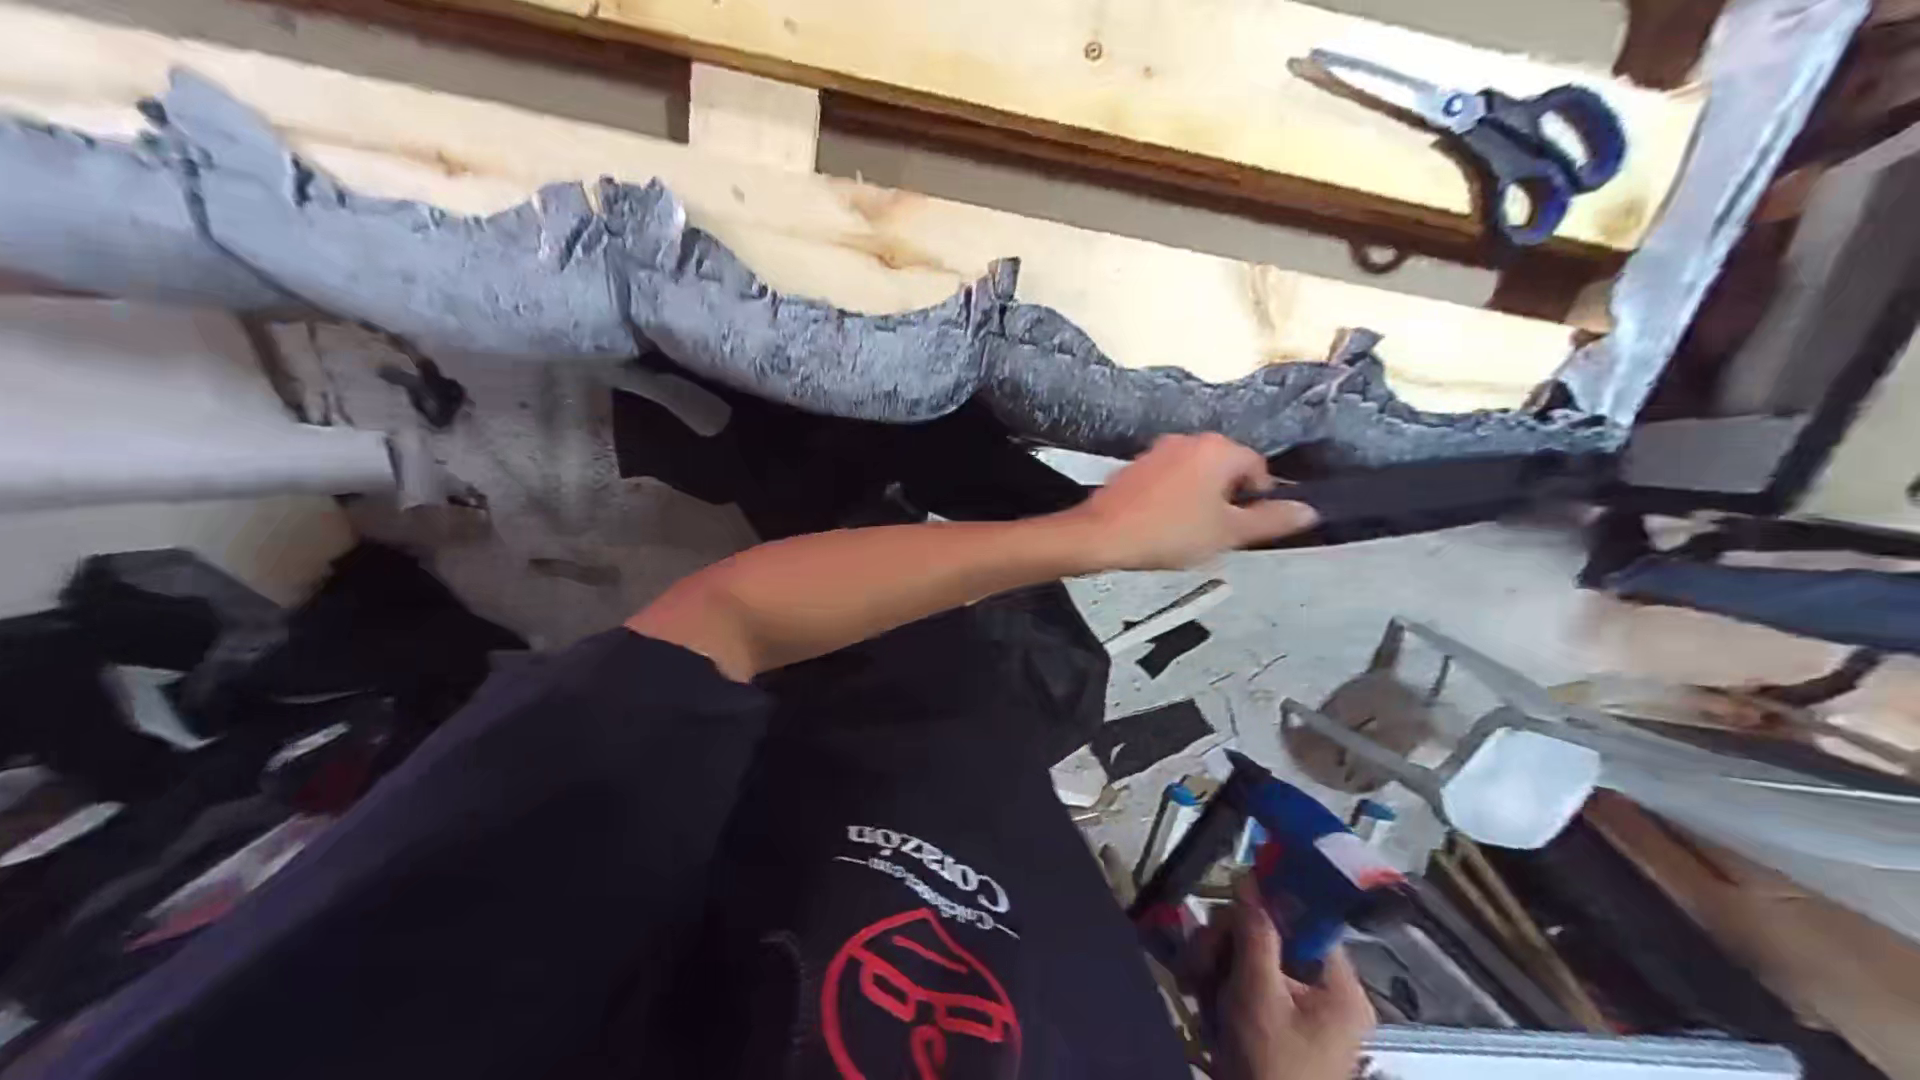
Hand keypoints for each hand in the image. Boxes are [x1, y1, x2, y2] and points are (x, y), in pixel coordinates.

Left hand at [1064, 434, 1316, 569]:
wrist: (1101, 536)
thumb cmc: (1167, 533)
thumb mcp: (1228, 533)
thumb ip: (1271, 520)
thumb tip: (1308, 511)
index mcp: (1217, 449)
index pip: (1258, 468)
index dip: (1258, 499)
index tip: (1245, 526)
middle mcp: (1188, 440)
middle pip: (1227, 467)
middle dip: (1229, 498)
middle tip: (1218, 531)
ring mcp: (1158, 451)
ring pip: (1197, 474)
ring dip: (1202, 498)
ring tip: (1189, 531)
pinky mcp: (1135, 466)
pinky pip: (1169, 479)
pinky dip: (1175, 497)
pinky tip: (1165, 524)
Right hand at [1209, 877, 1375, 1079]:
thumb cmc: (1269, 1068)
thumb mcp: (1257, 995)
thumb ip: (1254, 934)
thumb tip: (1250, 879)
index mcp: (1337, 986)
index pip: (1305, 919)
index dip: (1268, 902)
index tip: (1232, 896)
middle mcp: (1322, 990)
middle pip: (1268, 935)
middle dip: (1225, 943)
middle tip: (1199, 962)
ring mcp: (1295, 1006)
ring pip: (1247, 955)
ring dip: (1213, 963)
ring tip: (1193, 986)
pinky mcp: (1271, 1019)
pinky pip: (1240, 981)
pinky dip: (1216, 984)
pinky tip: (1198, 996)